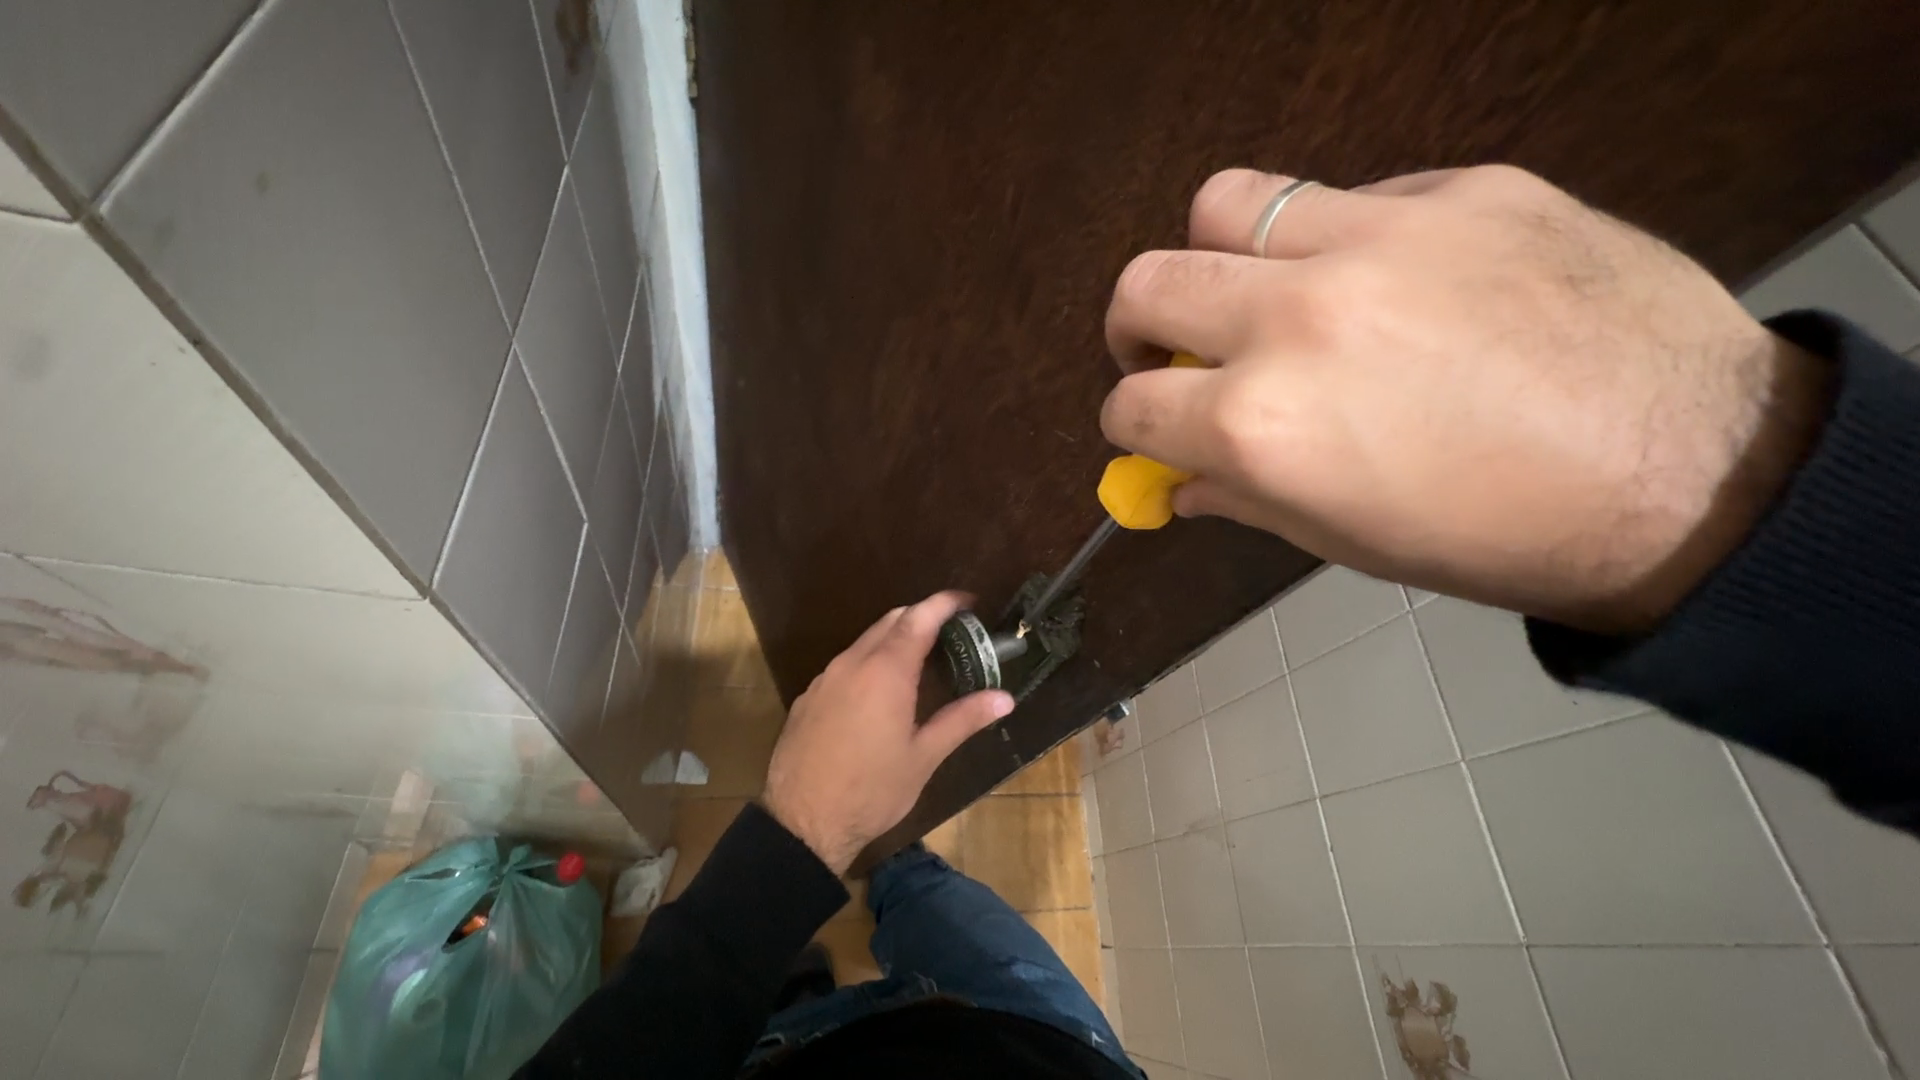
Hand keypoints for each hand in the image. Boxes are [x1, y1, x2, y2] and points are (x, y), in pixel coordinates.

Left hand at [762, 591, 1014, 874]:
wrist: (802, 822)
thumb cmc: (872, 790)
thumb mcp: (924, 757)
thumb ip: (963, 719)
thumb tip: (1005, 698)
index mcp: (886, 671)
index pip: (919, 618)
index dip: (945, 603)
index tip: (967, 601)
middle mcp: (852, 663)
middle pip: (890, 622)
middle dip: (920, 618)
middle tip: (950, 634)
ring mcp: (825, 679)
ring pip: (864, 642)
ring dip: (893, 641)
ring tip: (920, 663)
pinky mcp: (808, 698)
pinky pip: (844, 665)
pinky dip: (869, 663)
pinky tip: (879, 695)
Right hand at [1102, 166, 1832, 632]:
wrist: (1685, 474)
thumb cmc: (1488, 535)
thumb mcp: (1338, 537)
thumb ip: (1236, 495)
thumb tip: (1178, 479)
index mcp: (1261, 425)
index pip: (1132, 405)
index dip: (1130, 426)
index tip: (1152, 429)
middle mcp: (1297, 318)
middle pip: (1145, 284)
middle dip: (1134, 329)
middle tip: (1169, 351)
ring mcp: (1380, 237)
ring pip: (1224, 203)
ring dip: (1215, 255)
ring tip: (1257, 290)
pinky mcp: (1462, 189)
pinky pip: (1350, 196)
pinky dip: (1335, 242)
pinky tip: (1388, 283)